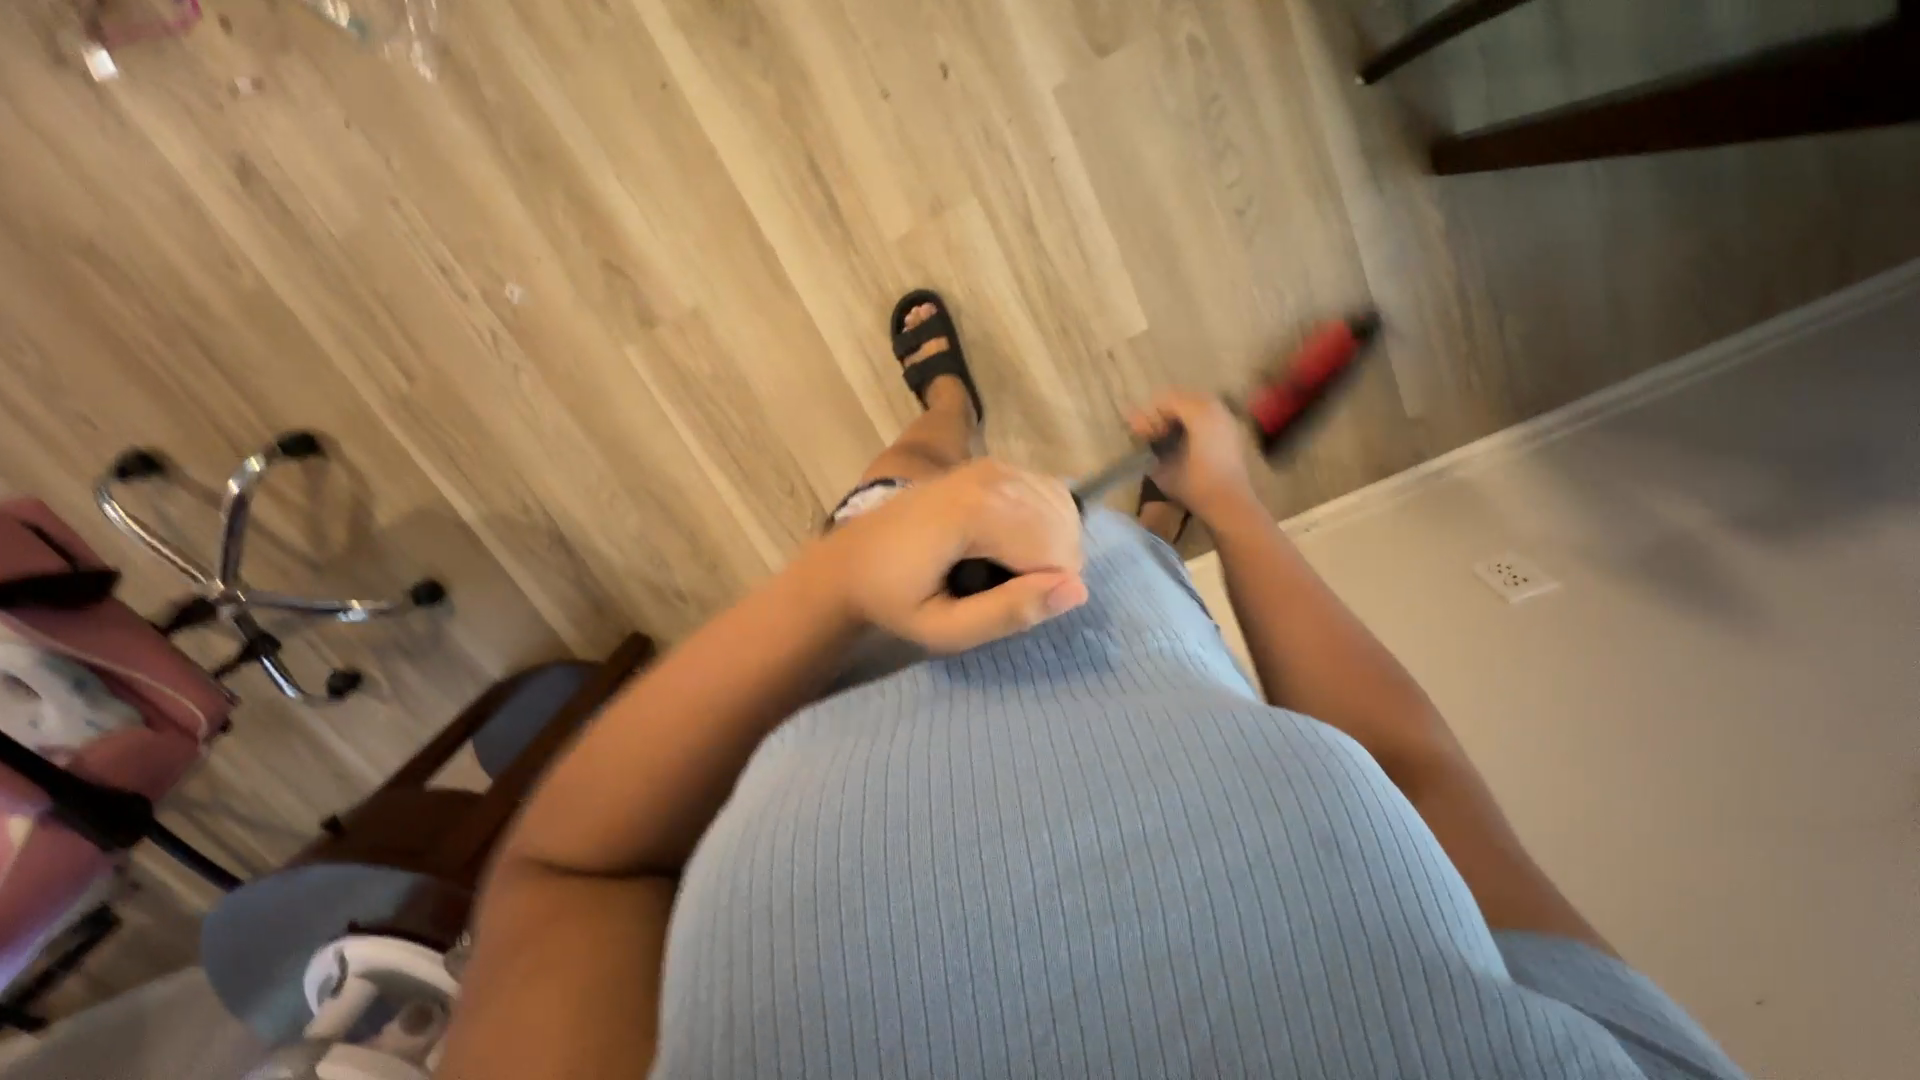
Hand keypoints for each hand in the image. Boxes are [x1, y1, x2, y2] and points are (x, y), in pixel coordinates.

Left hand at [815, 460, 1087, 651]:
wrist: (852, 561)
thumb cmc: (893, 600)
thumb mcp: (944, 629)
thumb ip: (1009, 613)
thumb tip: (1077, 591)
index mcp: (974, 512)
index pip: (1057, 552)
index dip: (1043, 592)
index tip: (1002, 606)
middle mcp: (991, 476)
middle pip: (1065, 527)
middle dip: (1050, 569)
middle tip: (999, 590)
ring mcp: (994, 465)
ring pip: (1063, 511)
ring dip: (1048, 549)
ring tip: (1000, 571)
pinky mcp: (995, 465)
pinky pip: (1050, 496)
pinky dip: (1044, 527)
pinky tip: (1009, 547)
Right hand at [1127, 390, 1259, 521]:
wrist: (1230, 504)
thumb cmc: (1195, 485)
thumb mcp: (1163, 467)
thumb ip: (1147, 443)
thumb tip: (1137, 430)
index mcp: (1199, 413)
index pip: (1166, 400)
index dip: (1149, 415)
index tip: (1140, 434)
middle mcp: (1216, 409)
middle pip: (1182, 398)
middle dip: (1163, 413)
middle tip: (1151, 434)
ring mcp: (1227, 419)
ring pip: (1197, 405)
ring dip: (1179, 417)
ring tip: (1167, 438)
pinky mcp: (1233, 432)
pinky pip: (1209, 416)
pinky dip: (1193, 423)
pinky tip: (1185, 443)